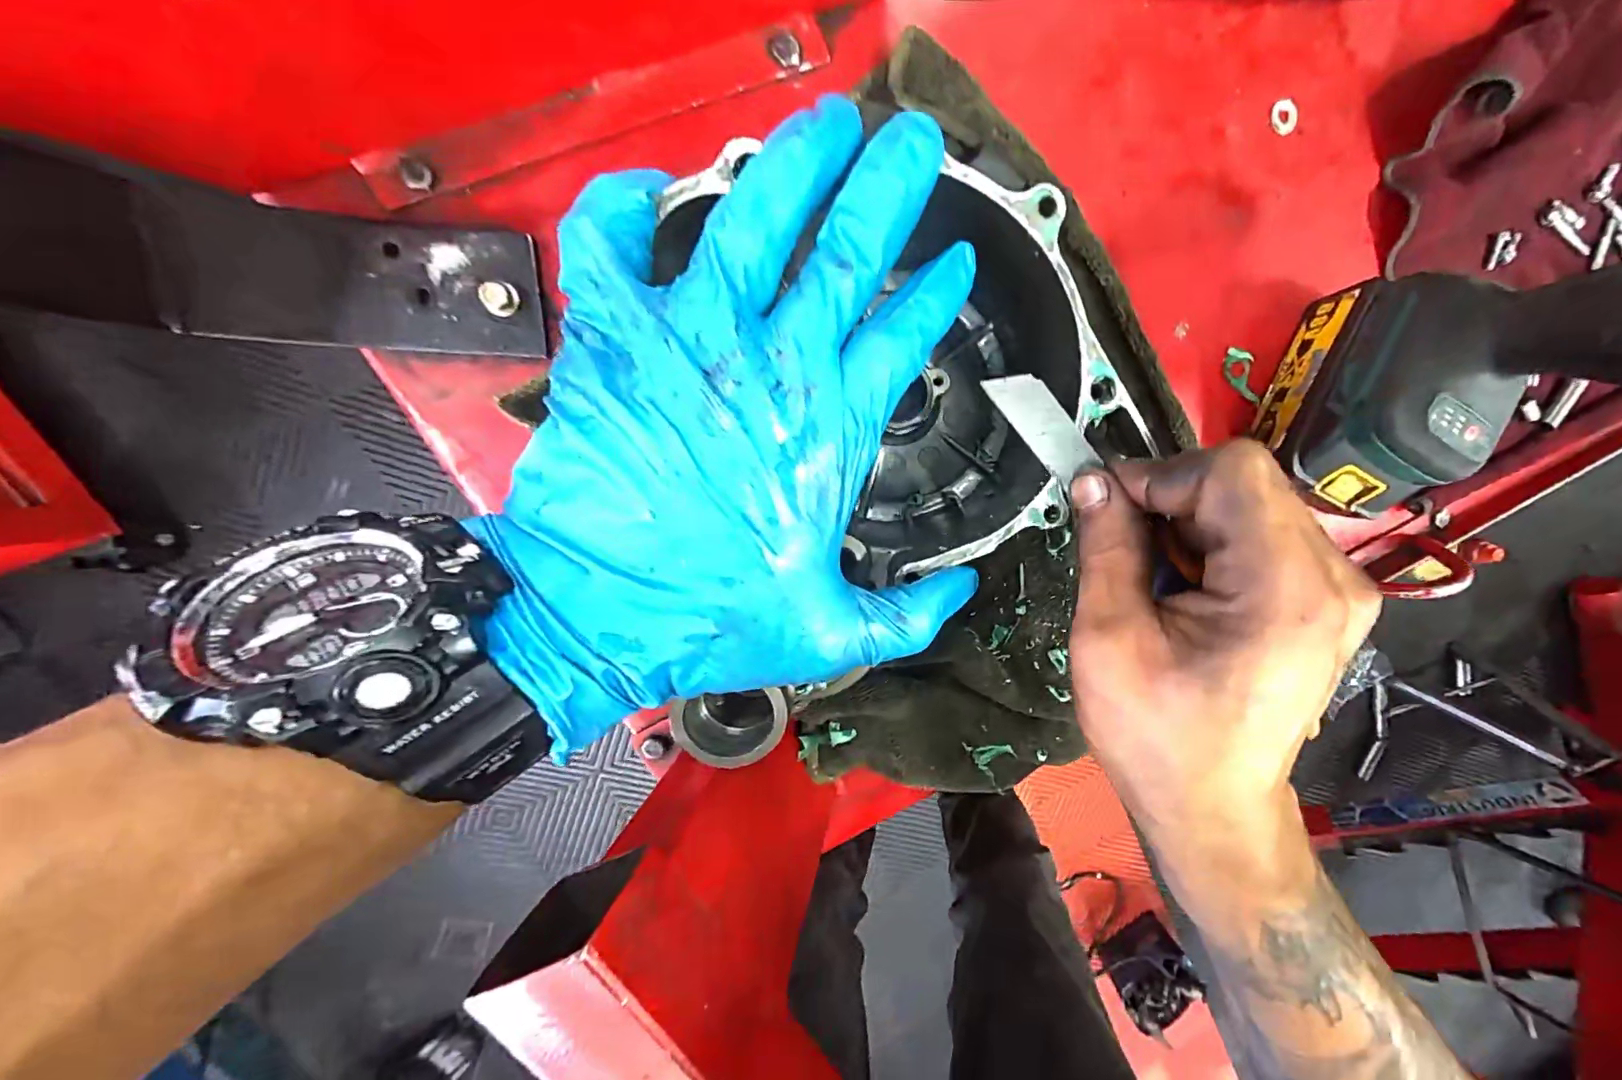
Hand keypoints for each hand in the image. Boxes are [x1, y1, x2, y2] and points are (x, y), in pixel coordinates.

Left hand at [467, 97, 980, 756]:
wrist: (592, 621)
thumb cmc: (709, 620)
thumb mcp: (833, 633)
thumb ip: (912, 616)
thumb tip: (960, 592)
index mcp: (833, 429)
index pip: (904, 335)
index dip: (937, 294)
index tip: (957, 262)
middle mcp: (775, 370)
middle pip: (847, 253)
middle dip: (888, 188)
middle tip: (910, 142)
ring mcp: (694, 344)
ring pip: (754, 223)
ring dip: (794, 164)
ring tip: (825, 122)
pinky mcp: (615, 342)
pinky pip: (611, 244)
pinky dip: (624, 206)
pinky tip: (652, 188)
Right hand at [1067, 441, 1379, 853]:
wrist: (1214, 809)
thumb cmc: (1156, 739)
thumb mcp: (1109, 640)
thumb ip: (1106, 548)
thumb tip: (1095, 480)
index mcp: (1285, 589)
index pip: (1231, 472)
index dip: (1160, 475)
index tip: (1109, 508)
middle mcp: (1334, 577)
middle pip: (1247, 482)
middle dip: (1173, 501)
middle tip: (1126, 549)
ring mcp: (1342, 588)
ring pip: (1255, 502)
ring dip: (1192, 522)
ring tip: (1157, 578)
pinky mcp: (1331, 599)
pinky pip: (1268, 532)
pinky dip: (1217, 542)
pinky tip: (1190, 588)